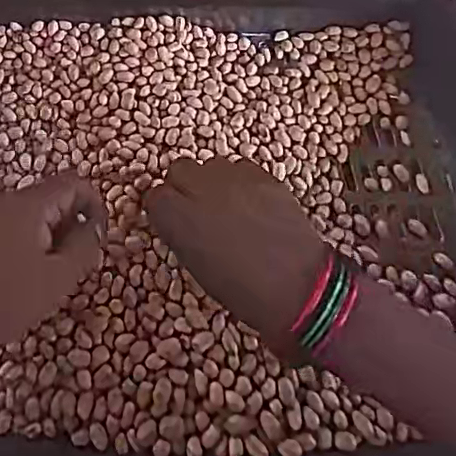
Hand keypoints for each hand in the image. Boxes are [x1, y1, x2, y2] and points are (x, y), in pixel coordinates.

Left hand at [0, 173, 107, 401]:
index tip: (100, 238)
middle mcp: (7, 201)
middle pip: (53, 197)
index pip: (74, 182)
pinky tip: (25, 282)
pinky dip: (30, 247)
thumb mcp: (58, 278)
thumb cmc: (5, 300)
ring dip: (52, 239)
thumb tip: (94, 226)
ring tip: (52, 279)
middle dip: (73, 225)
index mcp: (29, 203)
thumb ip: (84, 246)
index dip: (95, 205)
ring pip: (34, 216)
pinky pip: (13, 230)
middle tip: (77, 265)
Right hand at [144, 157, 324, 346]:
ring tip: (228, 205)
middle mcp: (199, 190)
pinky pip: (241, 168)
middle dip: (184, 186)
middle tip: (197, 208)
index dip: (164, 208)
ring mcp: (232, 179)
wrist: (301, 290)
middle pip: (178, 169)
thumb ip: (182, 232)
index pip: (154, 196)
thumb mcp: (197, 265)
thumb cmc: (243, 291)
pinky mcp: (262, 175)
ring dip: (212, 181)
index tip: (173, 219)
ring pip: (210, 164)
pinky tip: (251, 203)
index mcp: (177, 218)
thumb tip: (181, 218)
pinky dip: (241, 182)